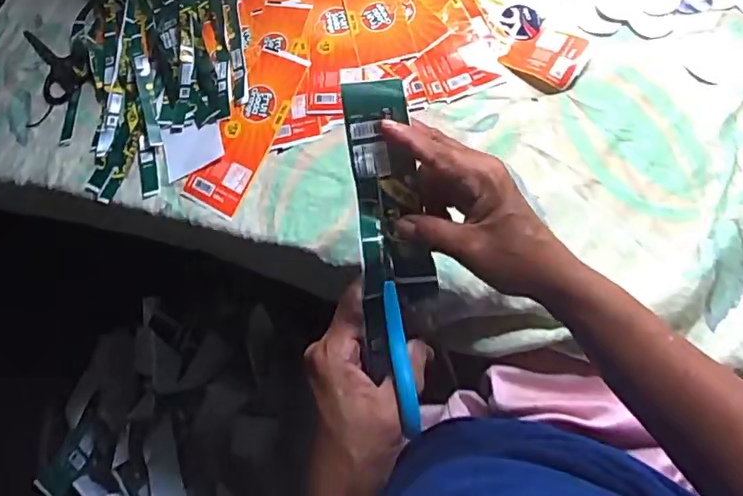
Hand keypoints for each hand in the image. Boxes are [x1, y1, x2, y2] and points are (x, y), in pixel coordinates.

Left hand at [304, 281, 428, 495]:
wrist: (339, 486)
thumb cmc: (362, 448)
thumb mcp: (393, 408)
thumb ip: (409, 366)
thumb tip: (420, 338)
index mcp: (331, 350)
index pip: (353, 300)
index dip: (376, 282)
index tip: (398, 267)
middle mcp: (322, 348)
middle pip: (357, 314)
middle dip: (387, 310)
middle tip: (416, 302)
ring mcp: (323, 360)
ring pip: (358, 330)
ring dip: (384, 331)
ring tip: (413, 325)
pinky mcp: (330, 372)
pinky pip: (355, 346)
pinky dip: (376, 346)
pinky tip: (398, 350)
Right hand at [381, 119, 578, 300]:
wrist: (551, 274)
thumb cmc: (514, 259)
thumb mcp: (468, 248)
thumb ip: (430, 232)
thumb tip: (396, 224)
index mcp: (479, 175)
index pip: (435, 152)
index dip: (407, 138)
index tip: (383, 123)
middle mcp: (480, 168)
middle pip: (437, 149)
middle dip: (407, 146)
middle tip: (375, 140)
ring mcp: (481, 178)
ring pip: (440, 168)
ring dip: (417, 178)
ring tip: (388, 183)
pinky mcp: (480, 192)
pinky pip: (448, 182)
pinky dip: (430, 192)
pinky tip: (415, 205)